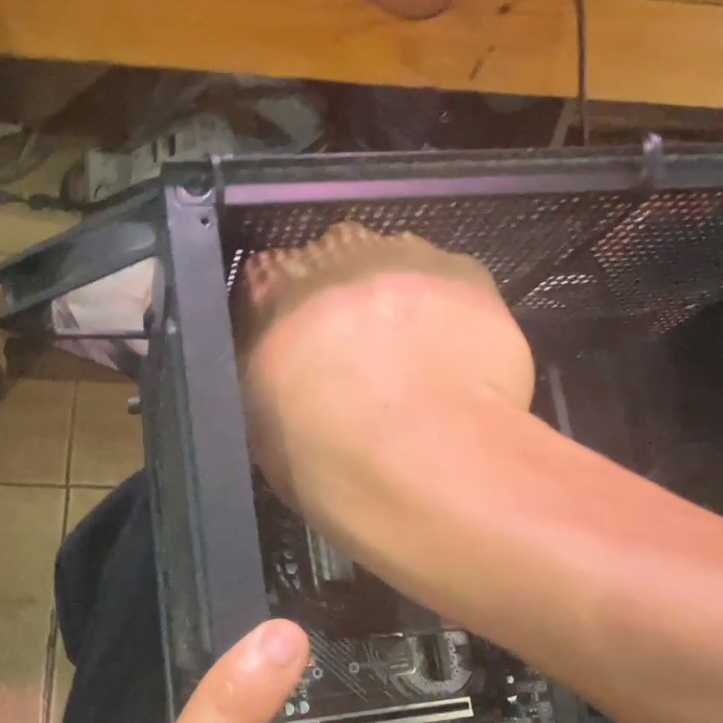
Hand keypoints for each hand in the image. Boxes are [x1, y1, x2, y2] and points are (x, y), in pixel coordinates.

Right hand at [235, 223, 534, 514]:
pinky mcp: (462, 271)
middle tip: (362, 356)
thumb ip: (268, 369)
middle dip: (346, 298)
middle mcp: (330, 259)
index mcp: (269, 296)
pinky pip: (451, 283)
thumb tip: (287, 365)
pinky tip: (455, 360)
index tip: (304, 345)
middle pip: (333, 260)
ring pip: (396, 265)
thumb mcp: (261, 421)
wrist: (421, 463)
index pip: (266, 278)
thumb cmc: (326, 461)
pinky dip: (452, 312)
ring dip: (400, 301)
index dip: (290, 313)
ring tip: (416, 362)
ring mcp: (398, 259)